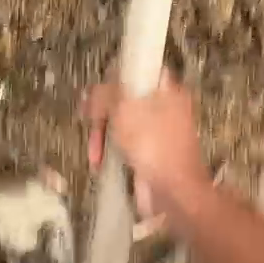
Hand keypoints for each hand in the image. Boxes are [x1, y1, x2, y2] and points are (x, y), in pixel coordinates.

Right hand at [82, 72, 210, 216]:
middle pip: (124, 96)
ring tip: (93, 150)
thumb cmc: (153, 145)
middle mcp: (166, 106)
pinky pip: (126, 142)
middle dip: (102, 109)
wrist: (176, 193)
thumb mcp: (123, 109)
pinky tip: (100, 161)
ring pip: (122, 121)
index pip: (136, 69)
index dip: (113, 76)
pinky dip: (112, 149)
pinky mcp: (153, 152)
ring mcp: (160, 131)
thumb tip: (94, 90)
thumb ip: (105, 93)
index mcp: (166, 89)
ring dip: (103, 133)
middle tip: (87, 118)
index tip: (97, 89)